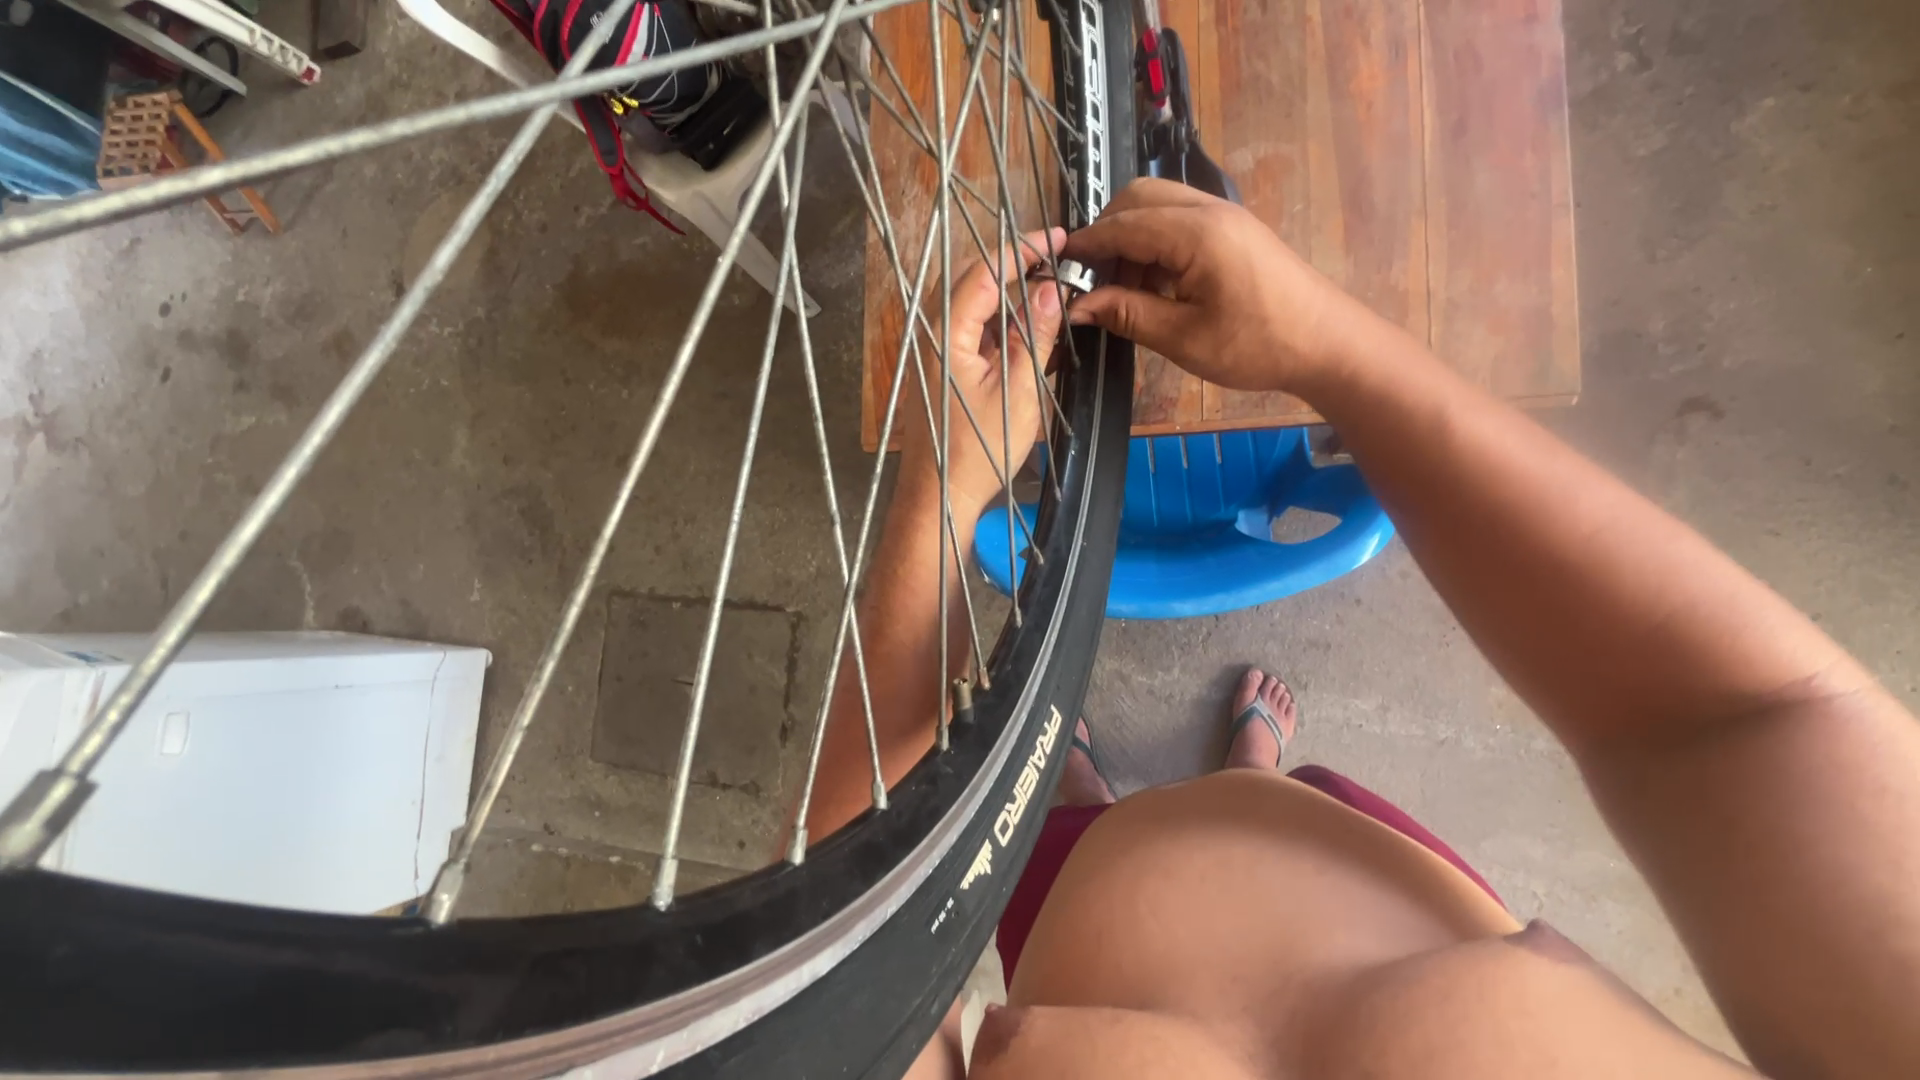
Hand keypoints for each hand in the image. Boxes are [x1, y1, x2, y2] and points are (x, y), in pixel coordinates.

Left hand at [900, 228, 1066, 514]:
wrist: (940, 497)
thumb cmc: (979, 451)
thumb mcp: (1018, 391)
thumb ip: (1034, 334)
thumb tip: (1051, 288)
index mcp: (945, 333)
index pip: (983, 271)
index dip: (1021, 248)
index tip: (1056, 237)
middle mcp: (932, 334)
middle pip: (972, 280)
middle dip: (1014, 264)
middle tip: (1055, 258)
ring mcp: (934, 352)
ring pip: (971, 304)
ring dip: (1007, 292)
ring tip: (1048, 287)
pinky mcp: (941, 369)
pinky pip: (970, 330)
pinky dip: (998, 322)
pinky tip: (1027, 327)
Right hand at [1062, 178, 1381, 393]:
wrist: (1328, 344)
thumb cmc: (1257, 345)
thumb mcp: (1183, 337)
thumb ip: (1127, 314)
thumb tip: (1077, 306)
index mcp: (1196, 232)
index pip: (1122, 225)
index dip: (1085, 246)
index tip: (1055, 270)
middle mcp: (1208, 210)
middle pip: (1138, 198)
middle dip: (1107, 233)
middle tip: (1093, 281)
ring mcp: (1224, 216)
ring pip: (1158, 205)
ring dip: (1131, 240)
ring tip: (1124, 292)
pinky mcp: (1233, 231)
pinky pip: (1179, 221)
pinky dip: (1155, 245)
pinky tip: (1155, 287)